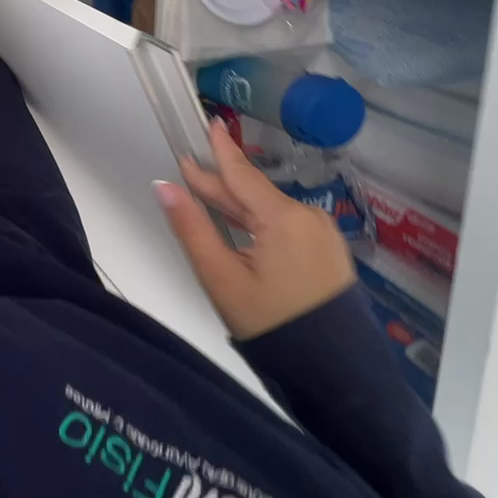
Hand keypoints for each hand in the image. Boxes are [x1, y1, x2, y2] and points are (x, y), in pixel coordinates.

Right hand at [154, 120, 356, 339]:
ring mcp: (322, 234)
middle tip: (188, 171)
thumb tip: (164, 186)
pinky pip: (287, 225)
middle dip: (220, 185)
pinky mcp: (328, 251)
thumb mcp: (221, 278)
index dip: (221, 150)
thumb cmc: (271, 325)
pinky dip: (260, 222)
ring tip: (209, 199)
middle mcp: (307, 216)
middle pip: (254, 193)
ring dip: (239, 206)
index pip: (242, 174)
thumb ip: (191, 227)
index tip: (210, 124)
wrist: (333, 373)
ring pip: (269, 210)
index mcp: (283, 218)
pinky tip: (243, 226)